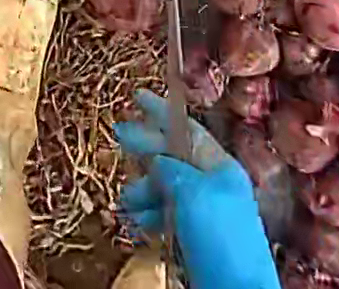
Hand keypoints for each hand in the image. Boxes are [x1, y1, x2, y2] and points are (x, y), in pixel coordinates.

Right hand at [115, 90, 279, 288]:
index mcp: (219, 166)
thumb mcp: (191, 194)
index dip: (162, 112)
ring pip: (169, 188)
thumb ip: (172, 169)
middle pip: (175, 156)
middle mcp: (214, 184)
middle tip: (119, 138)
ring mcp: (207, 213)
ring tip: (127, 199)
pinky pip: (170, 216)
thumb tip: (158, 159)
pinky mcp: (198, 240)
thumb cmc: (218, 236)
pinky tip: (139, 222)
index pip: (186, 129)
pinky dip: (153, 215)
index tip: (137, 97)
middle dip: (147, 150)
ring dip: (145, 188)